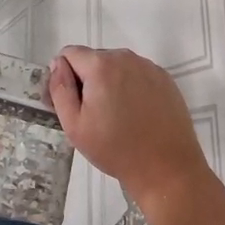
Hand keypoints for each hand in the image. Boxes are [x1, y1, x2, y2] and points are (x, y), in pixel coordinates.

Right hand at [47, 45, 212, 204]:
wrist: (167, 170)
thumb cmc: (116, 150)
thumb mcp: (74, 125)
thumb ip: (60, 89)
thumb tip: (57, 64)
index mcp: (101, 65)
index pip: (69, 54)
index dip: (64, 76)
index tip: (73, 103)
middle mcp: (125, 57)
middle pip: (93, 58)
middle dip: (88, 79)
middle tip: (95, 114)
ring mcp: (148, 67)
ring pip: (116, 65)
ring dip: (110, 82)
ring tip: (118, 116)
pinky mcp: (165, 79)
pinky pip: (137, 74)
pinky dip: (131, 87)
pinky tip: (137, 114)